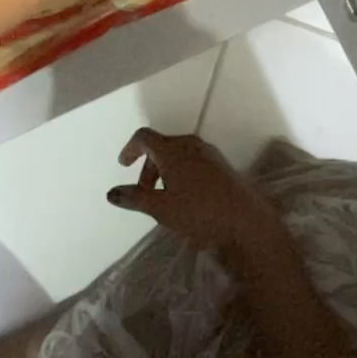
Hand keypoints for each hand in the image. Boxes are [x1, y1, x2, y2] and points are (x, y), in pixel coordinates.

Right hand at [105, 129, 282, 250]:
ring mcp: (208, 152)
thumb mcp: (161, 209)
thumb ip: (135, 198)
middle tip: (144, 194)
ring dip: (164, 172)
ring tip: (164, 199)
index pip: (144, 137)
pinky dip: (180, 172)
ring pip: (177, 154)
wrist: (245, 220)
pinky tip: (185, 198)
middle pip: (161, 146)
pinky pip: (192, 160)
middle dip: (148, 167)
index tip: (123, 165)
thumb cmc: (199, 212)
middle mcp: (189, 144)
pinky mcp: (220, 164)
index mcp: (172, 150)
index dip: (130, 149)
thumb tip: (111, 193)